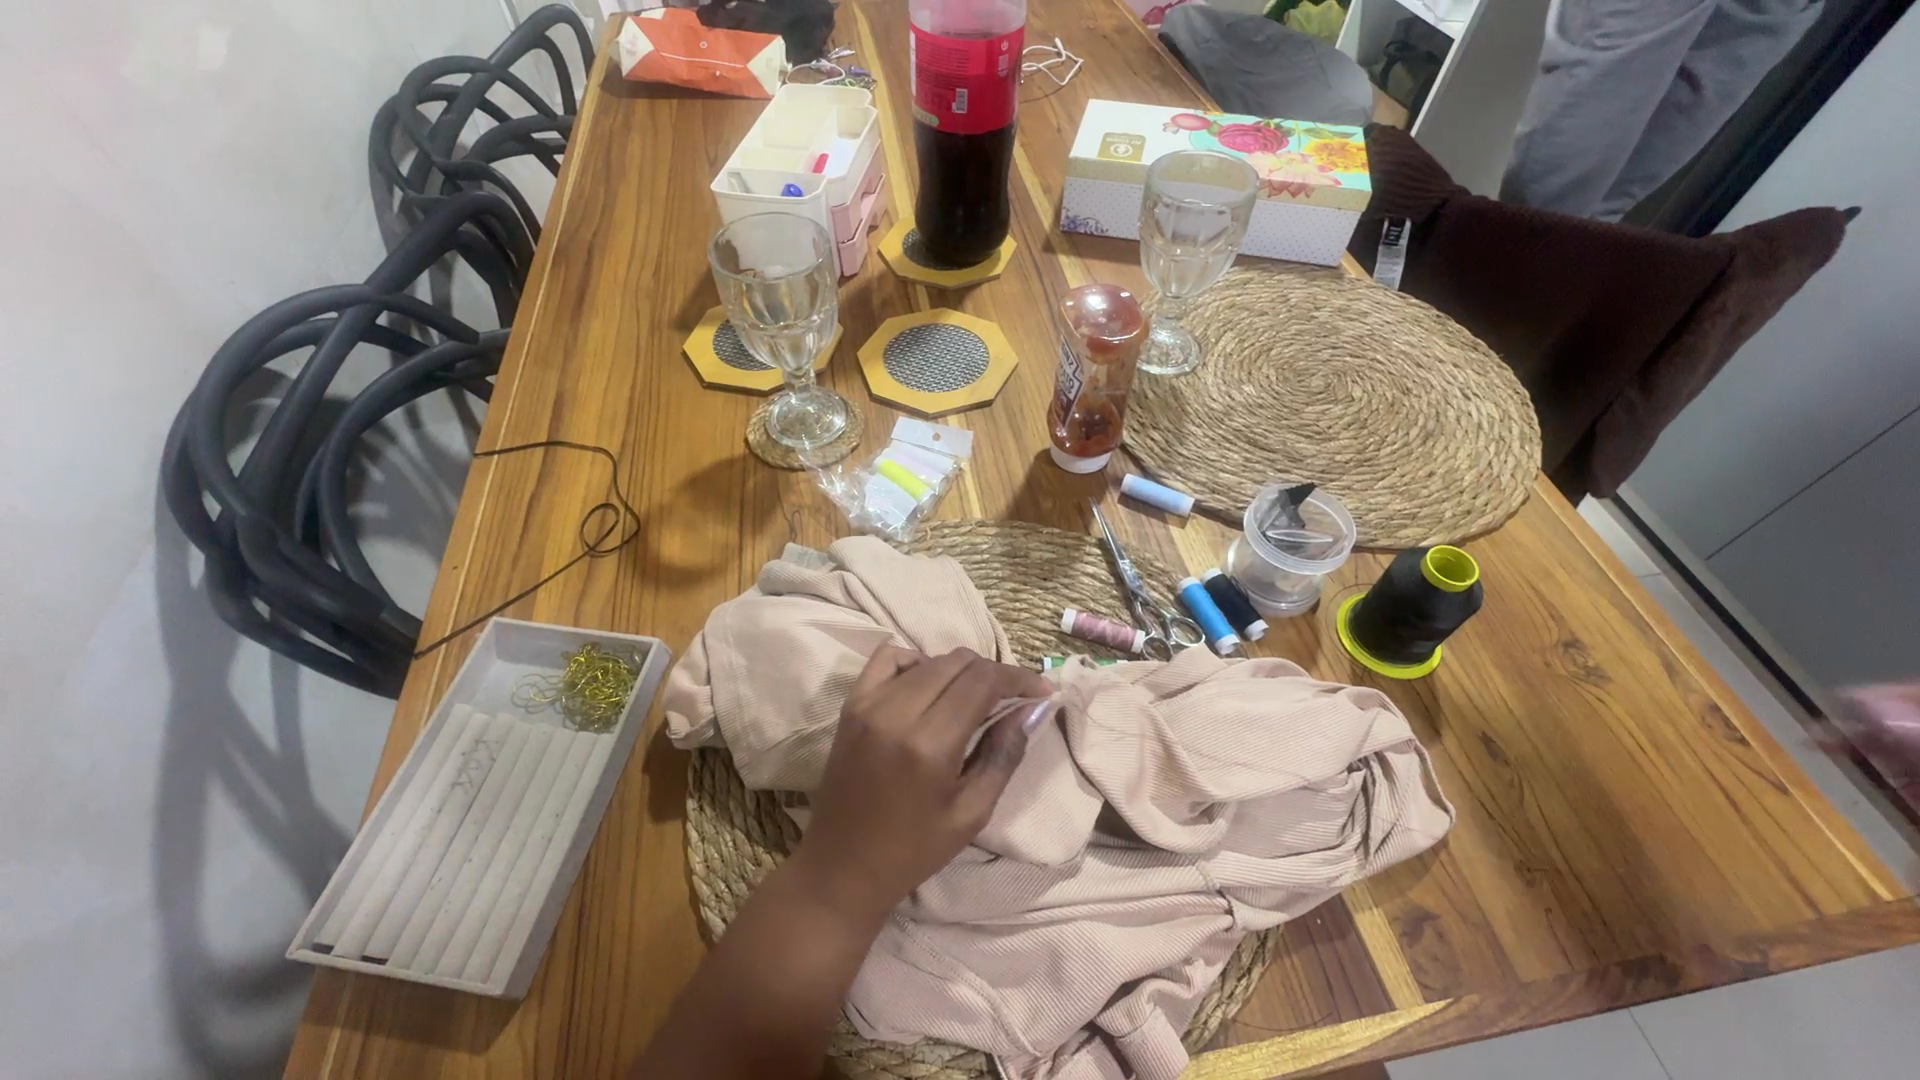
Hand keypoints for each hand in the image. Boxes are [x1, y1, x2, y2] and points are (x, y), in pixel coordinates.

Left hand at [791, 645, 1055, 919]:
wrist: (842, 865)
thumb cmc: (914, 849)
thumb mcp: (973, 813)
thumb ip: (1004, 754)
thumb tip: (1029, 709)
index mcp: (930, 744)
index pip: (984, 681)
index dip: (1019, 678)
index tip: (1041, 691)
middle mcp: (897, 712)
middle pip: (959, 662)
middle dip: (994, 672)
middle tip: (1012, 698)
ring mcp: (869, 704)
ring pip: (929, 659)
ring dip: (960, 670)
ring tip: (974, 696)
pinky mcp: (851, 704)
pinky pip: (888, 658)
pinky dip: (917, 661)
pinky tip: (930, 685)